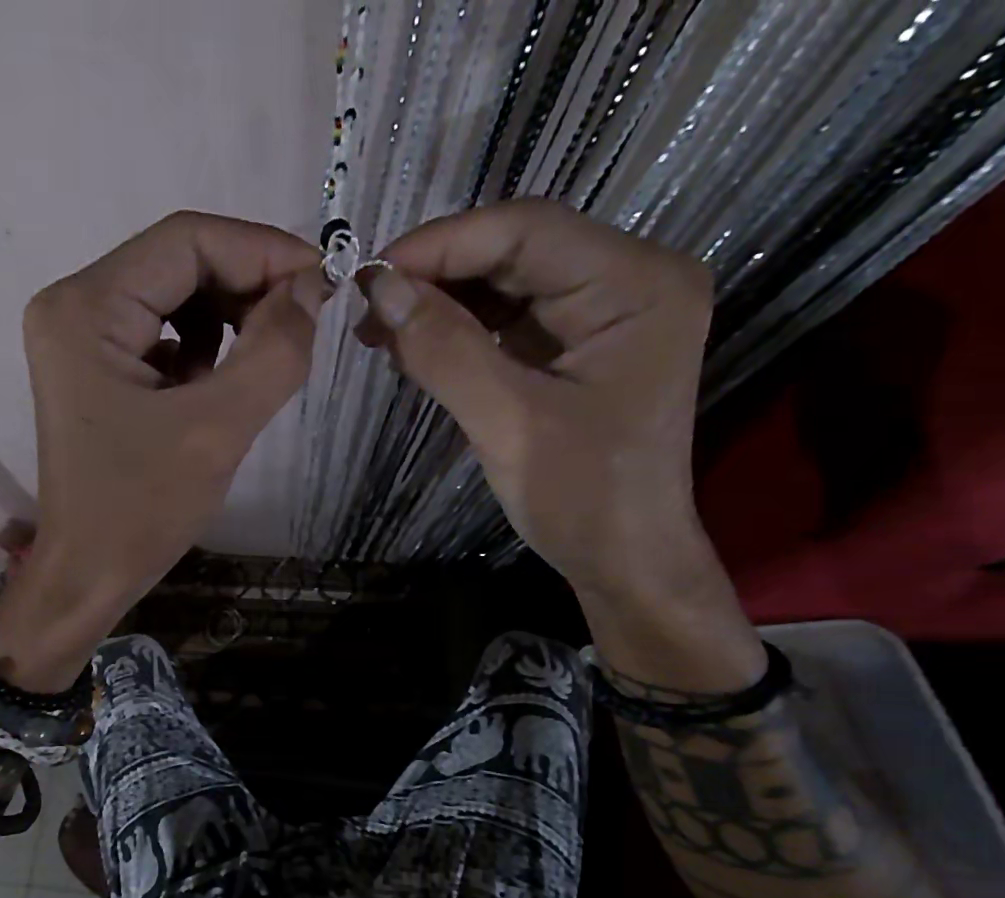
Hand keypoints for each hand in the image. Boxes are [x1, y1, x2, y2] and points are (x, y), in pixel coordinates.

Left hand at [0, 211, 329, 690]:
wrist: (90, 574)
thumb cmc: (142, 510)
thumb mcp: (219, 429)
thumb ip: (274, 349)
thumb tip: (312, 285)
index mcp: (86, 308)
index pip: (187, 241)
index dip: (263, 250)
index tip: (325, 282)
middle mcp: (75, 305)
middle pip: (180, 261)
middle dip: (249, 282)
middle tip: (308, 317)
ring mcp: (83, 335)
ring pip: (178, 294)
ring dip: (233, 314)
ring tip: (271, 353)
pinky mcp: (98, 364)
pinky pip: (167, 331)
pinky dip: (209, 345)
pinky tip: (229, 379)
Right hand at [356, 199, 713, 594]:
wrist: (624, 558)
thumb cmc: (583, 498)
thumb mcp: (508, 423)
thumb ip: (445, 350)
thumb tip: (378, 287)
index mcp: (637, 285)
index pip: (527, 231)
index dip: (441, 244)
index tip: (370, 277)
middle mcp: (630, 280)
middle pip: (516, 249)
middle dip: (436, 275)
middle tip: (367, 308)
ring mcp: (605, 309)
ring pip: (505, 279)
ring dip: (440, 301)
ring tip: (379, 331)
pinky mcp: (578, 339)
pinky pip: (508, 314)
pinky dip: (457, 327)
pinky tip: (413, 344)